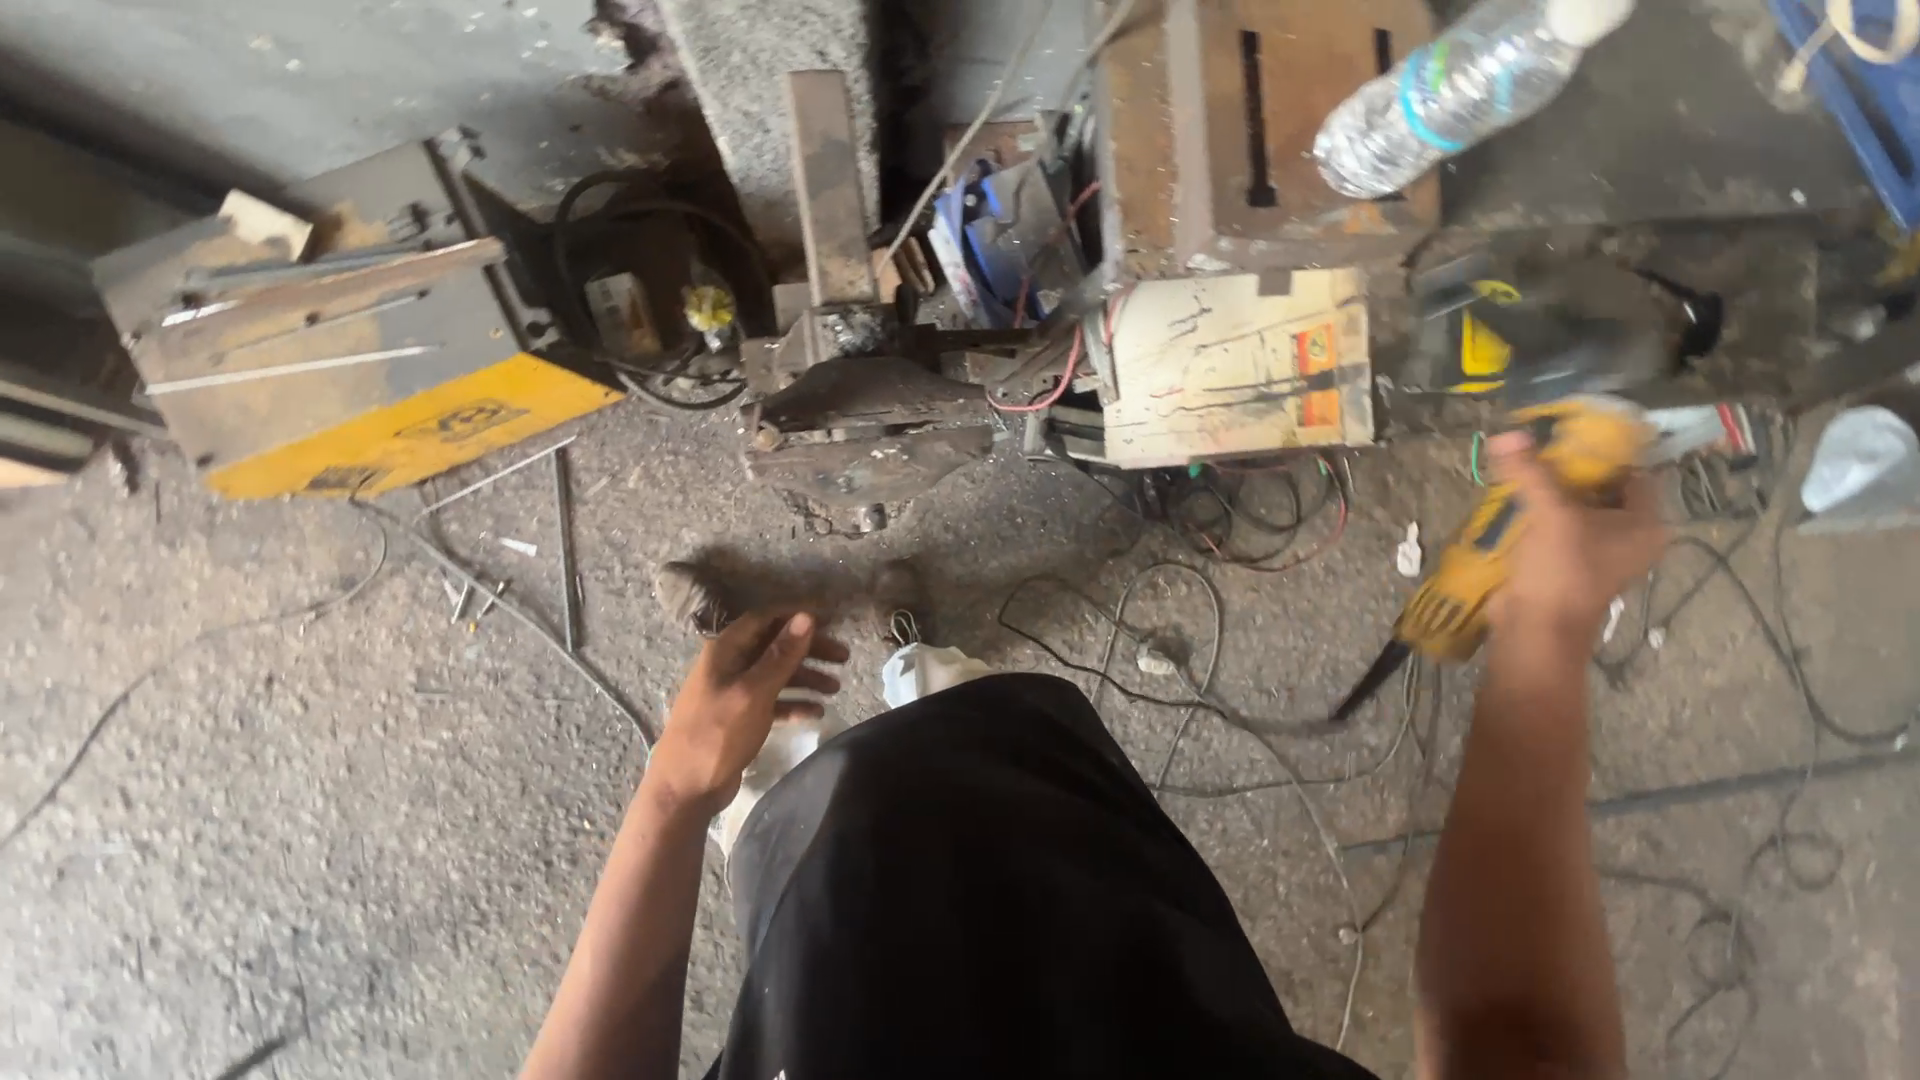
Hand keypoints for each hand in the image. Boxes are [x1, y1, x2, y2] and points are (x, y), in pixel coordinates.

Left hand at [647, 611, 849, 815]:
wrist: (684, 789)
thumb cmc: (716, 735)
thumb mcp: (753, 692)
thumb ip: (781, 655)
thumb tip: (806, 617)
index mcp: (726, 650)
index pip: (765, 618)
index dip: (796, 615)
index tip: (831, 619)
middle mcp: (730, 665)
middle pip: (775, 646)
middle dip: (810, 649)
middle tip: (844, 658)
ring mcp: (734, 692)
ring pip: (777, 674)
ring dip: (807, 678)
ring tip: (836, 688)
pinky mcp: (741, 717)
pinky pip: (774, 701)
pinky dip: (795, 703)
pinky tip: (816, 713)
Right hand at [1488, 431, 1667, 647]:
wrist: (1537, 628)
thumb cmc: (1561, 569)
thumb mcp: (1549, 514)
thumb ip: (1530, 473)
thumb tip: (1508, 434)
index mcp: (1647, 524)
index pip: (1633, 475)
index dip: (1603, 455)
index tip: (1567, 441)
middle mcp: (1633, 539)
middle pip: (1603, 493)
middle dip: (1571, 476)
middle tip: (1539, 457)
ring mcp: (1602, 557)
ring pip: (1580, 514)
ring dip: (1552, 498)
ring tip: (1522, 480)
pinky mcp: (1572, 569)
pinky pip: (1562, 534)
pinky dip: (1542, 521)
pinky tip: (1516, 510)